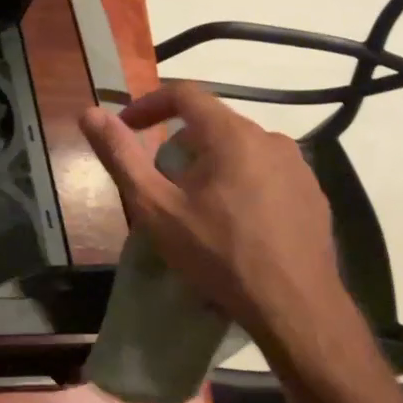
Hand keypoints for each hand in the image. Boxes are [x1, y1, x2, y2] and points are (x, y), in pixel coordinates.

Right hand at [79, 83, 348, 343]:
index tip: (128, 127)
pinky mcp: (314, 194)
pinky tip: (234, 220)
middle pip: (213, 122)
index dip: (149, 104)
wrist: (295, 309)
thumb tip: (88, 113)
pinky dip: (243, 182)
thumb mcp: (155, 206)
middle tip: (159, 178)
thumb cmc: (217, 253)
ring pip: (241, 148)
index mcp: (231, 135)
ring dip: (212, 163)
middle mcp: (270, 138)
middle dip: (179, 142)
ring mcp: (298, 167)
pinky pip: (267, 172)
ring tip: (196, 203)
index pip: (184, 94)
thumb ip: (121, 155)